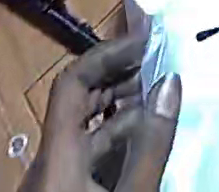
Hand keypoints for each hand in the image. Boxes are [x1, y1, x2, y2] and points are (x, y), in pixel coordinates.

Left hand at [19, 32, 181, 191]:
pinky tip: (141, 133)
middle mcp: (46, 158)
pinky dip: (112, 132)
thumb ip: (151, 142)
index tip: (142, 41)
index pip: (72, 80)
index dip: (107, 54)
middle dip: (116, 73)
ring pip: (81, 125)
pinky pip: (83, 149)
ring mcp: (50, 178)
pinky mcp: (60, 191)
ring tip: (155, 89)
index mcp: (56, 152)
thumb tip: (171, 80)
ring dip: (117, 103)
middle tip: (154, 58)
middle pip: (77, 98)